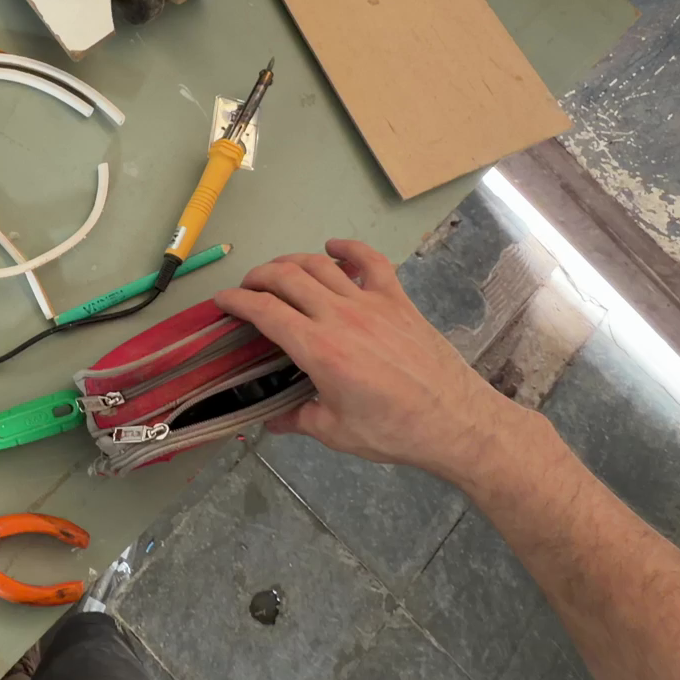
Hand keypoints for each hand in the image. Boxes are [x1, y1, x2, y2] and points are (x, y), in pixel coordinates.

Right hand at [213, 238, 541, 481]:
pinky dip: (347, 247)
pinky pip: (369, 260)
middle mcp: (339, 316)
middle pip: (286, 277)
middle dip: (257, 276)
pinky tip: (333, 246)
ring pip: (319, 263)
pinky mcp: (397, 299)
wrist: (458, 422)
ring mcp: (370, 302)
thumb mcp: (336, 432)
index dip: (236, 301)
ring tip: (278, 271)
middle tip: (247, 288)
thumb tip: (269, 420)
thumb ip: (296, 419)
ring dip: (291, 261)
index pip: (265, 311)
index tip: (222, 301)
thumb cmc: (393, 431)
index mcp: (318, 349)